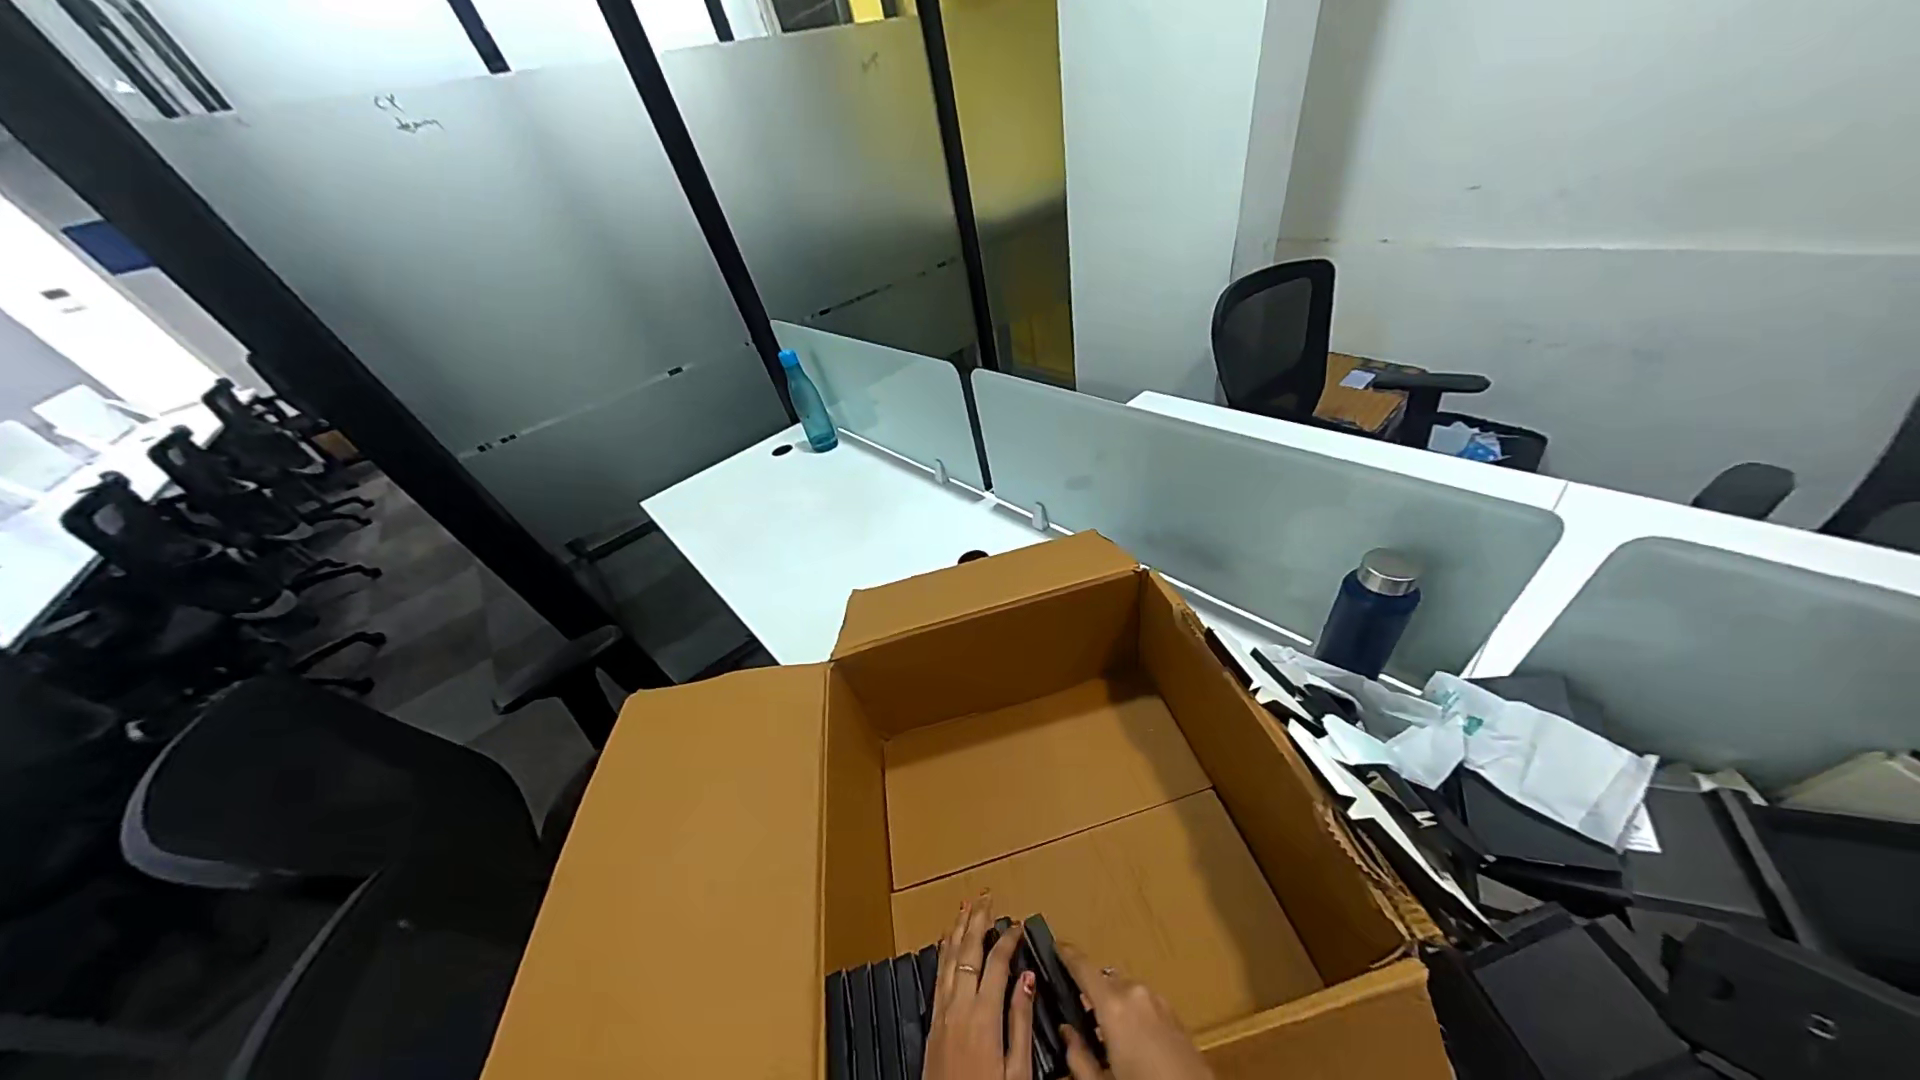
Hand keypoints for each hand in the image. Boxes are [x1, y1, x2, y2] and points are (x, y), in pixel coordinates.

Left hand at [924, 893, 1035, 1079]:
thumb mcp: (1016, 1070)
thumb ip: (1020, 1020)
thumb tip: (1028, 978)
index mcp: (984, 1016)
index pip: (996, 963)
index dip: (1008, 940)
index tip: (1018, 924)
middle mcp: (959, 1006)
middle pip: (968, 951)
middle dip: (978, 920)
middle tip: (986, 895)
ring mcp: (942, 1011)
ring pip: (949, 958)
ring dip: (958, 929)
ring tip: (965, 906)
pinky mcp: (932, 1021)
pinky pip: (938, 975)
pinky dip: (944, 952)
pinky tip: (946, 941)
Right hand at [1056, 943, 1214, 1079]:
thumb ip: (1078, 1056)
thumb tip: (1067, 1032)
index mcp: (1114, 1005)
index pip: (1083, 967)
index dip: (1066, 954)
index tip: (1054, 945)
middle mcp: (1136, 994)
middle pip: (1104, 979)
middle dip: (1091, 991)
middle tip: (1079, 1013)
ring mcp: (1159, 1003)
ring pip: (1126, 990)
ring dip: (1113, 1003)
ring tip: (1106, 1033)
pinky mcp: (1176, 1017)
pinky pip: (1144, 1003)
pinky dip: (1132, 1012)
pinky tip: (1132, 1041)